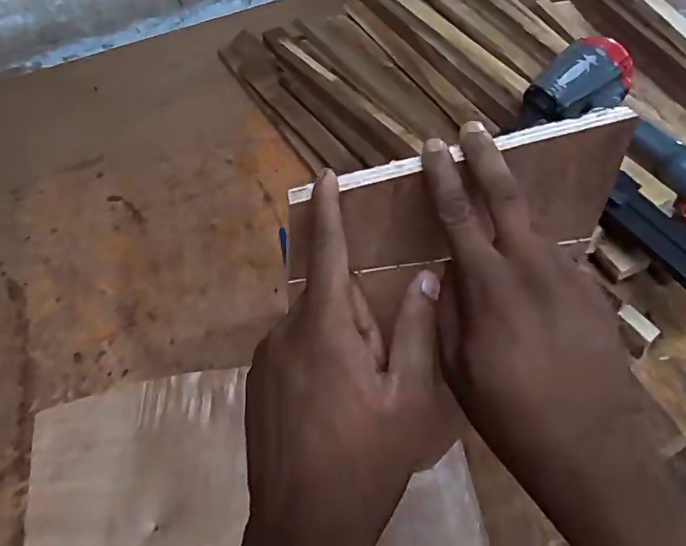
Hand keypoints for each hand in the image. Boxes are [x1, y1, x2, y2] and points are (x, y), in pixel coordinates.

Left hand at [242, 169, 451, 545]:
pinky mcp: (256, 384)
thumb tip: (428, 274)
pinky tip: (332, 410)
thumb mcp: (408, 396)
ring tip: (358, 399)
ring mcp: (266, 359)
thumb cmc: (364, 461)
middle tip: (379, 374)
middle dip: (361, 322)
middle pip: (335, 300)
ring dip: (342, 345)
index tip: (325, 175)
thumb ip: (418, 328)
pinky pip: (297, 349)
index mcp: (326, 328)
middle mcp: (288, 332)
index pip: (330, 252)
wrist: (302, 533)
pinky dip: (320, 362)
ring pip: (316, 327)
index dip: (329, 210)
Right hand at [423, 123, 685, 545]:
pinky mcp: (591, 287)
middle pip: (505, 195)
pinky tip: (535, 280)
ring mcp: (567, 271)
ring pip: (533, 226)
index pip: (458, 214)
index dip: (443, 176)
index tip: (433, 147)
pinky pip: (555, 259)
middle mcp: (530, 264)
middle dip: (485, 156)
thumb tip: (444, 272)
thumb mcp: (461, 372)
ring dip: (514, 211)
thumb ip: (446, 313)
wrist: (594, 444)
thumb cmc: (514, 415)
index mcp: (491, 284)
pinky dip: (538, 257)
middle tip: (472, 127)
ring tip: (500, 209)